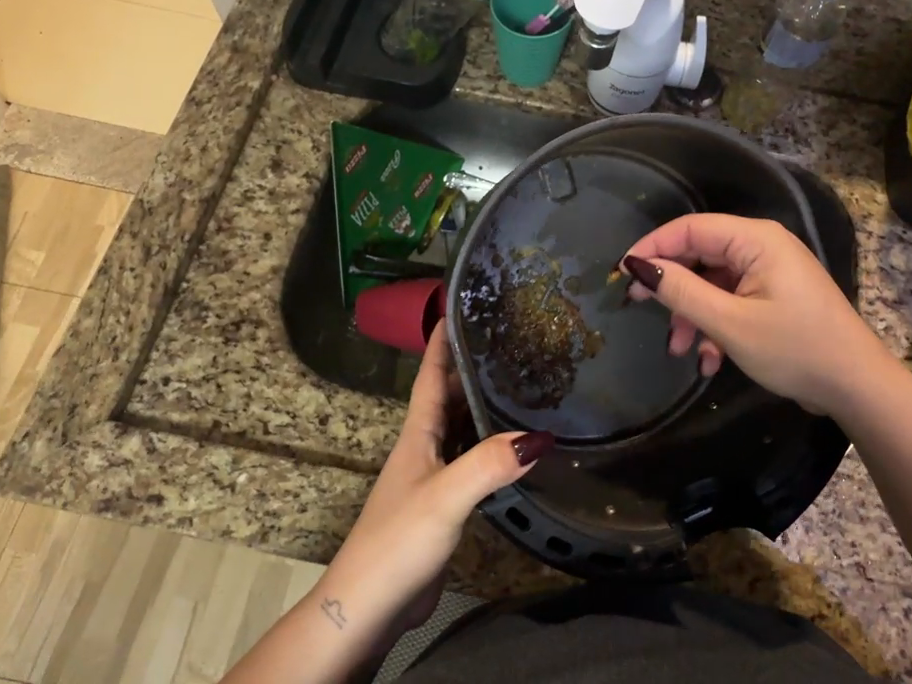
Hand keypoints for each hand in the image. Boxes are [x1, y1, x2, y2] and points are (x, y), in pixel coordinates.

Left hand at [310, 320, 551, 654]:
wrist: (370, 605)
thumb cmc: (397, 540)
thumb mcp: (445, 496)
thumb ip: (489, 464)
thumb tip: (541, 435)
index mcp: (417, 434)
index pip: (431, 374)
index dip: (442, 340)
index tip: (461, 304)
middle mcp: (424, 447)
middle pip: (451, 396)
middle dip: (475, 366)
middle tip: (514, 339)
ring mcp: (433, 476)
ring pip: (463, 427)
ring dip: (485, 405)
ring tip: (524, 381)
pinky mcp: (445, 505)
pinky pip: (472, 460)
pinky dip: (492, 445)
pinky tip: (517, 445)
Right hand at [622, 214, 892, 415]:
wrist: (856, 386)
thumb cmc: (795, 349)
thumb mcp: (730, 323)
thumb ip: (682, 292)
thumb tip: (639, 267)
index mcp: (755, 239)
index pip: (689, 228)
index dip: (652, 247)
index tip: (621, 273)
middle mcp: (762, 246)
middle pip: (700, 254)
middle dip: (671, 286)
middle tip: (639, 308)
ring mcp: (770, 272)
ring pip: (713, 282)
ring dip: (692, 314)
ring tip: (681, 350)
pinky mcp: (775, 296)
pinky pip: (732, 300)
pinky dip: (715, 326)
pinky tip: (710, 360)